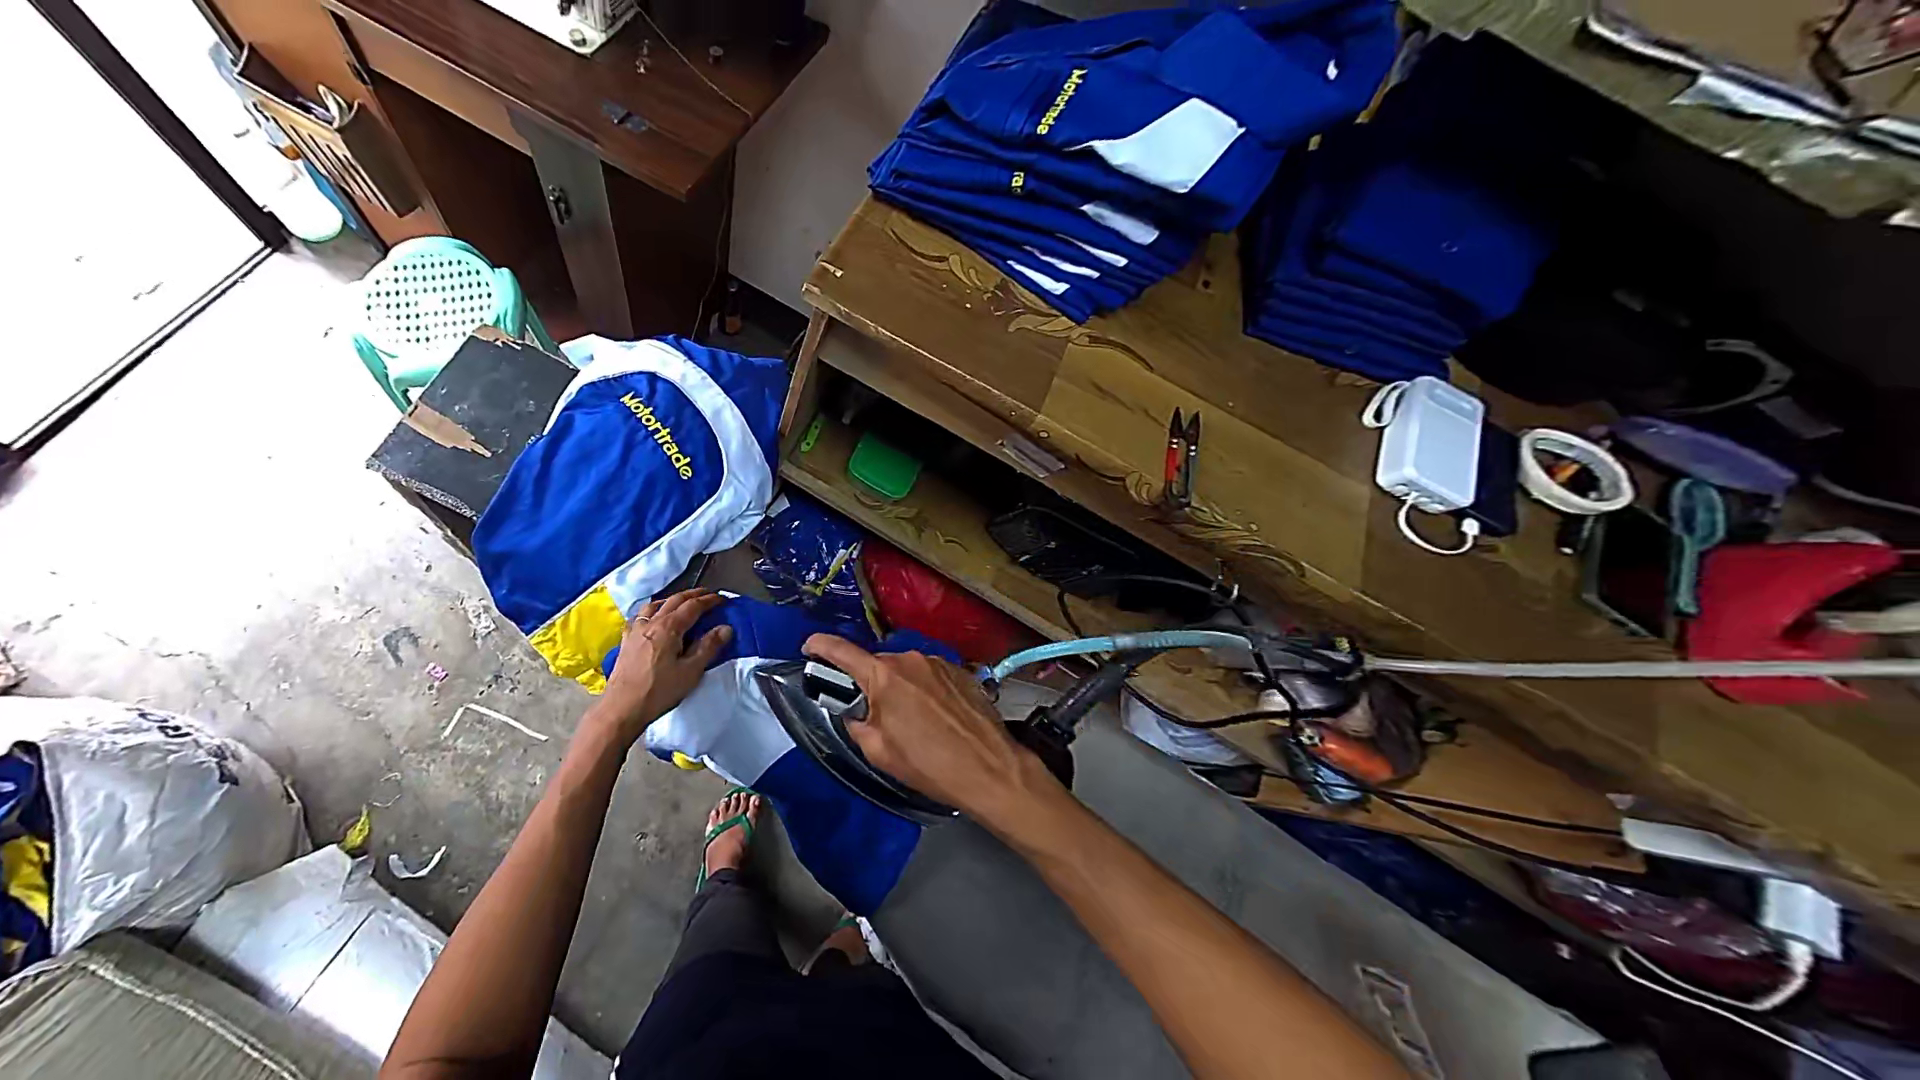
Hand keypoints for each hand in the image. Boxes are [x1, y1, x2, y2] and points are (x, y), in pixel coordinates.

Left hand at [592, 590, 732, 745]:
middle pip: (674, 600)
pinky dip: (651, 611)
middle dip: (693, 595)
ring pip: (654, 605)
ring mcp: (635, 631)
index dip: (709, 600)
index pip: (693, 606)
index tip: (722, 599)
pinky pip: (639, 617)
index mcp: (668, 628)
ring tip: (681, 602)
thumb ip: (709, 647)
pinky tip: (652, 618)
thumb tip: (725, 628)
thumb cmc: (659, 691)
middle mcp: (650, 623)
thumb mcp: (691, 671)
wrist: (622, 708)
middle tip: (707, 595)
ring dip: (671, 600)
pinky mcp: (626, 641)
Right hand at [803, 635, 1061, 828]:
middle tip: (874, 714)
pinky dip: (925, 689)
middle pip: (877, 664)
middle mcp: (911, 659)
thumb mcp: (878, 751)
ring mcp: (939, 662)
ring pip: (906, 670)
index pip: (841, 651)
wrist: (989, 768)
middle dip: (870, 683)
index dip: (820, 646)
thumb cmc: (930, 765)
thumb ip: (857, 723)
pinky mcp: (961, 671)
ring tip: (912, 721)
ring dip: (901, 688)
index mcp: (885, 676)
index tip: (809, 647)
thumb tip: (855, 711)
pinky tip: (935, 717)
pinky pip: (930, 674)